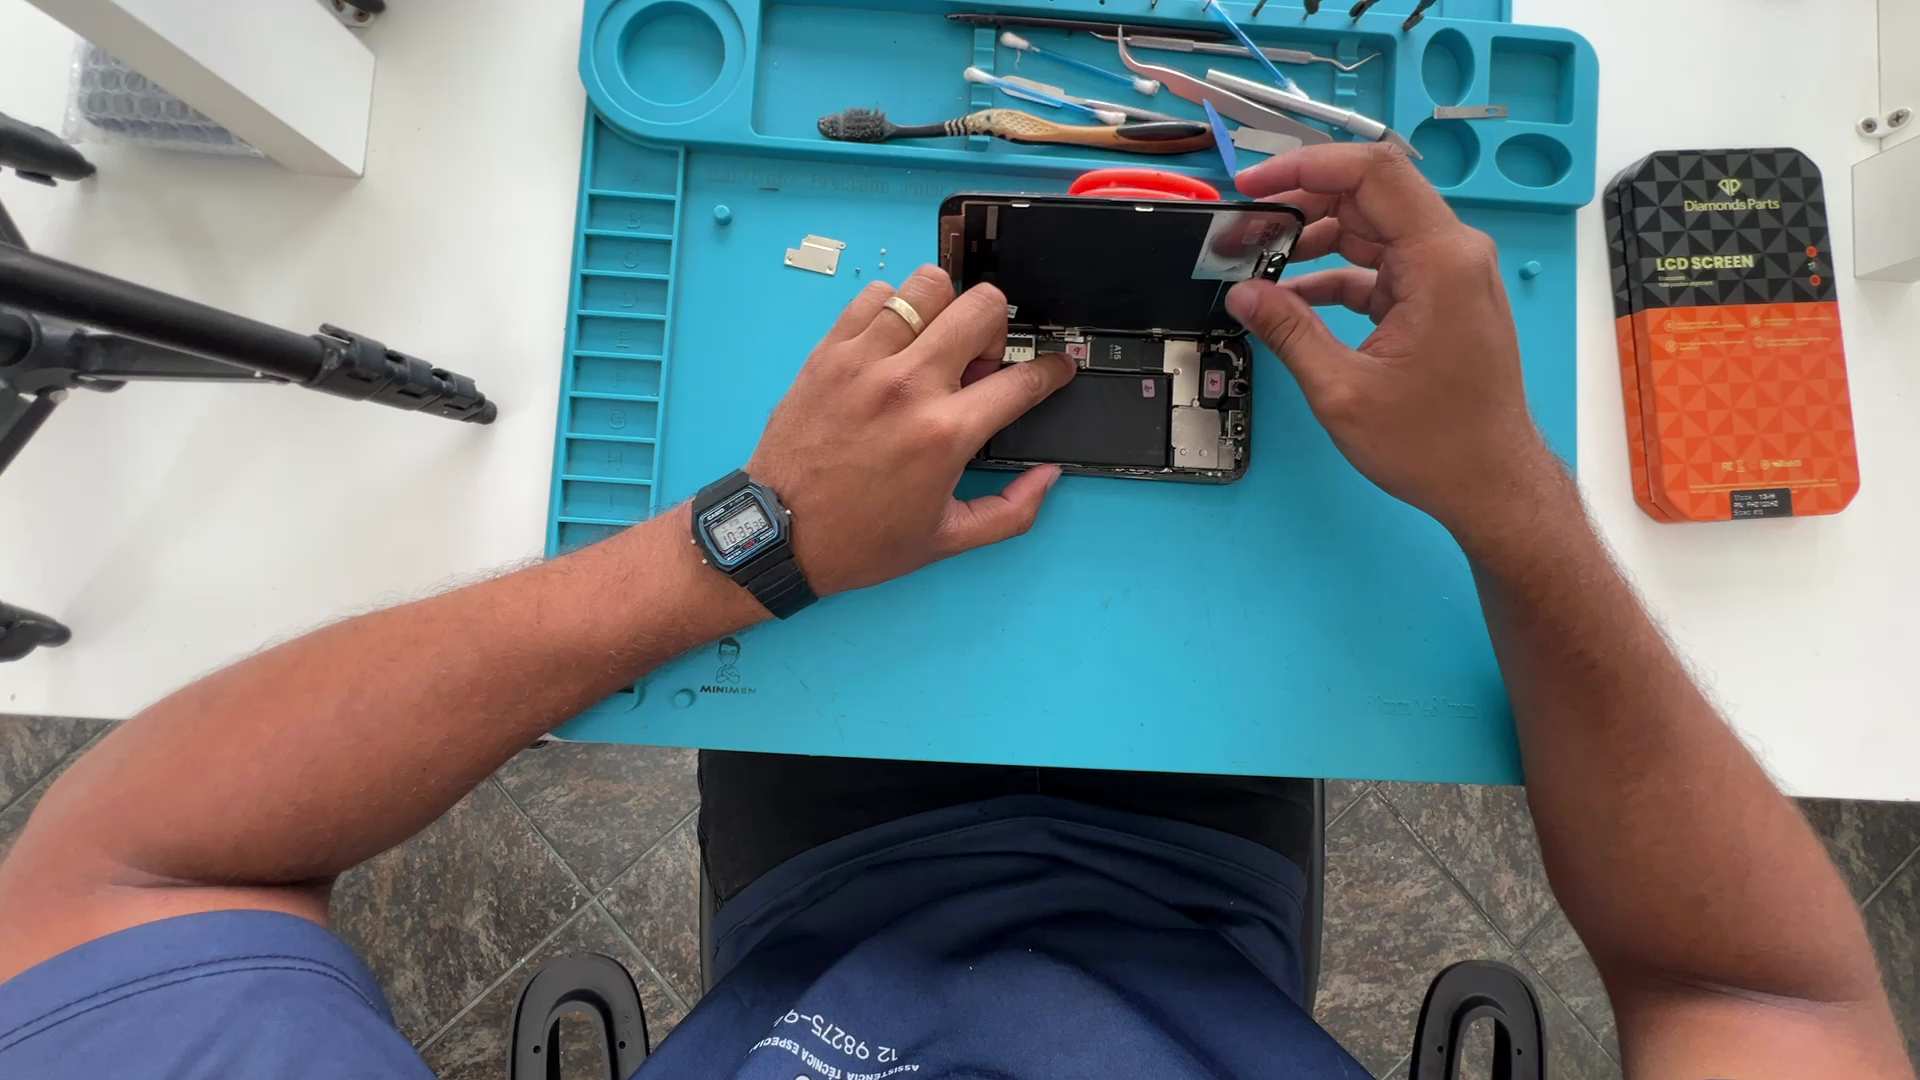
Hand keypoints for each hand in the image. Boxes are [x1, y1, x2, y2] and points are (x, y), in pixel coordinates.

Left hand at [746, 265, 1076, 595]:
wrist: (781, 536)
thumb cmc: (863, 540)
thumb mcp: (948, 540)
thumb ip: (1011, 511)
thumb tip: (1048, 476)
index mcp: (946, 434)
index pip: (1023, 380)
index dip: (1053, 371)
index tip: (1056, 369)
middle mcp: (909, 385)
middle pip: (983, 307)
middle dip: (999, 330)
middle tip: (981, 363)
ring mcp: (864, 361)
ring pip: (928, 285)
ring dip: (947, 311)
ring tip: (936, 346)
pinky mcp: (828, 352)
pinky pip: (875, 296)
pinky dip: (895, 308)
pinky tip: (893, 342)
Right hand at [1226, 144, 1564, 541]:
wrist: (1486, 481)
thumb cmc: (1426, 442)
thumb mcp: (1341, 389)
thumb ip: (1289, 332)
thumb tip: (1241, 293)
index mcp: (1439, 260)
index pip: (1372, 174)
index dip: (1306, 167)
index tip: (1250, 184)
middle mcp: (1450, 254)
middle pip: (1368, 197)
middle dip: (1300, 204)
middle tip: (1242, 229)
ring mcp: (1445, 277)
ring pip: (1370, 232)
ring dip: (1312, 242)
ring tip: (1256, 262)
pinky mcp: (1434, 300)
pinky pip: (1376, 270)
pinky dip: (1331, 278)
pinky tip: (1289, 299)